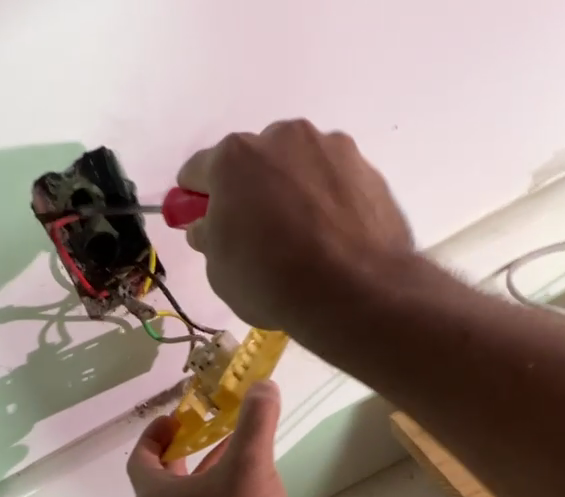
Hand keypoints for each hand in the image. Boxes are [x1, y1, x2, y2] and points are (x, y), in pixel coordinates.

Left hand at [127, 381, 294, 496]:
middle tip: (206, 432)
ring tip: (236, 455)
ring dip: (206, 477)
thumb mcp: (249, 464)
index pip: (140, 459)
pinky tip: (254, 494)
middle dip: (184, 453)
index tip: (175, 418)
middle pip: (163, 480)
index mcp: (156, 496)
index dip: (153, 435)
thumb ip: (255, 422)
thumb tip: (261, 386)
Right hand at [176, 120, 414, 334]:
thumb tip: (211, 226)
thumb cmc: (270, 281)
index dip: (196, 198)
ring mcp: (330, 148)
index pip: (199, 170)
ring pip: (299, 167)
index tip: (204, 220)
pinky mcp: (367, 168)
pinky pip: (334, 183)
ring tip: (305, 239)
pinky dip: (328, 202)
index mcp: (234, 158)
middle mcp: (282, 137)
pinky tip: (333, 239)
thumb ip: (210, 237)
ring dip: (293, 191)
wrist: (354, 292)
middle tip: (259, 234)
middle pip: (255, 161)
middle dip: (251, 190)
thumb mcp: (219, 270)